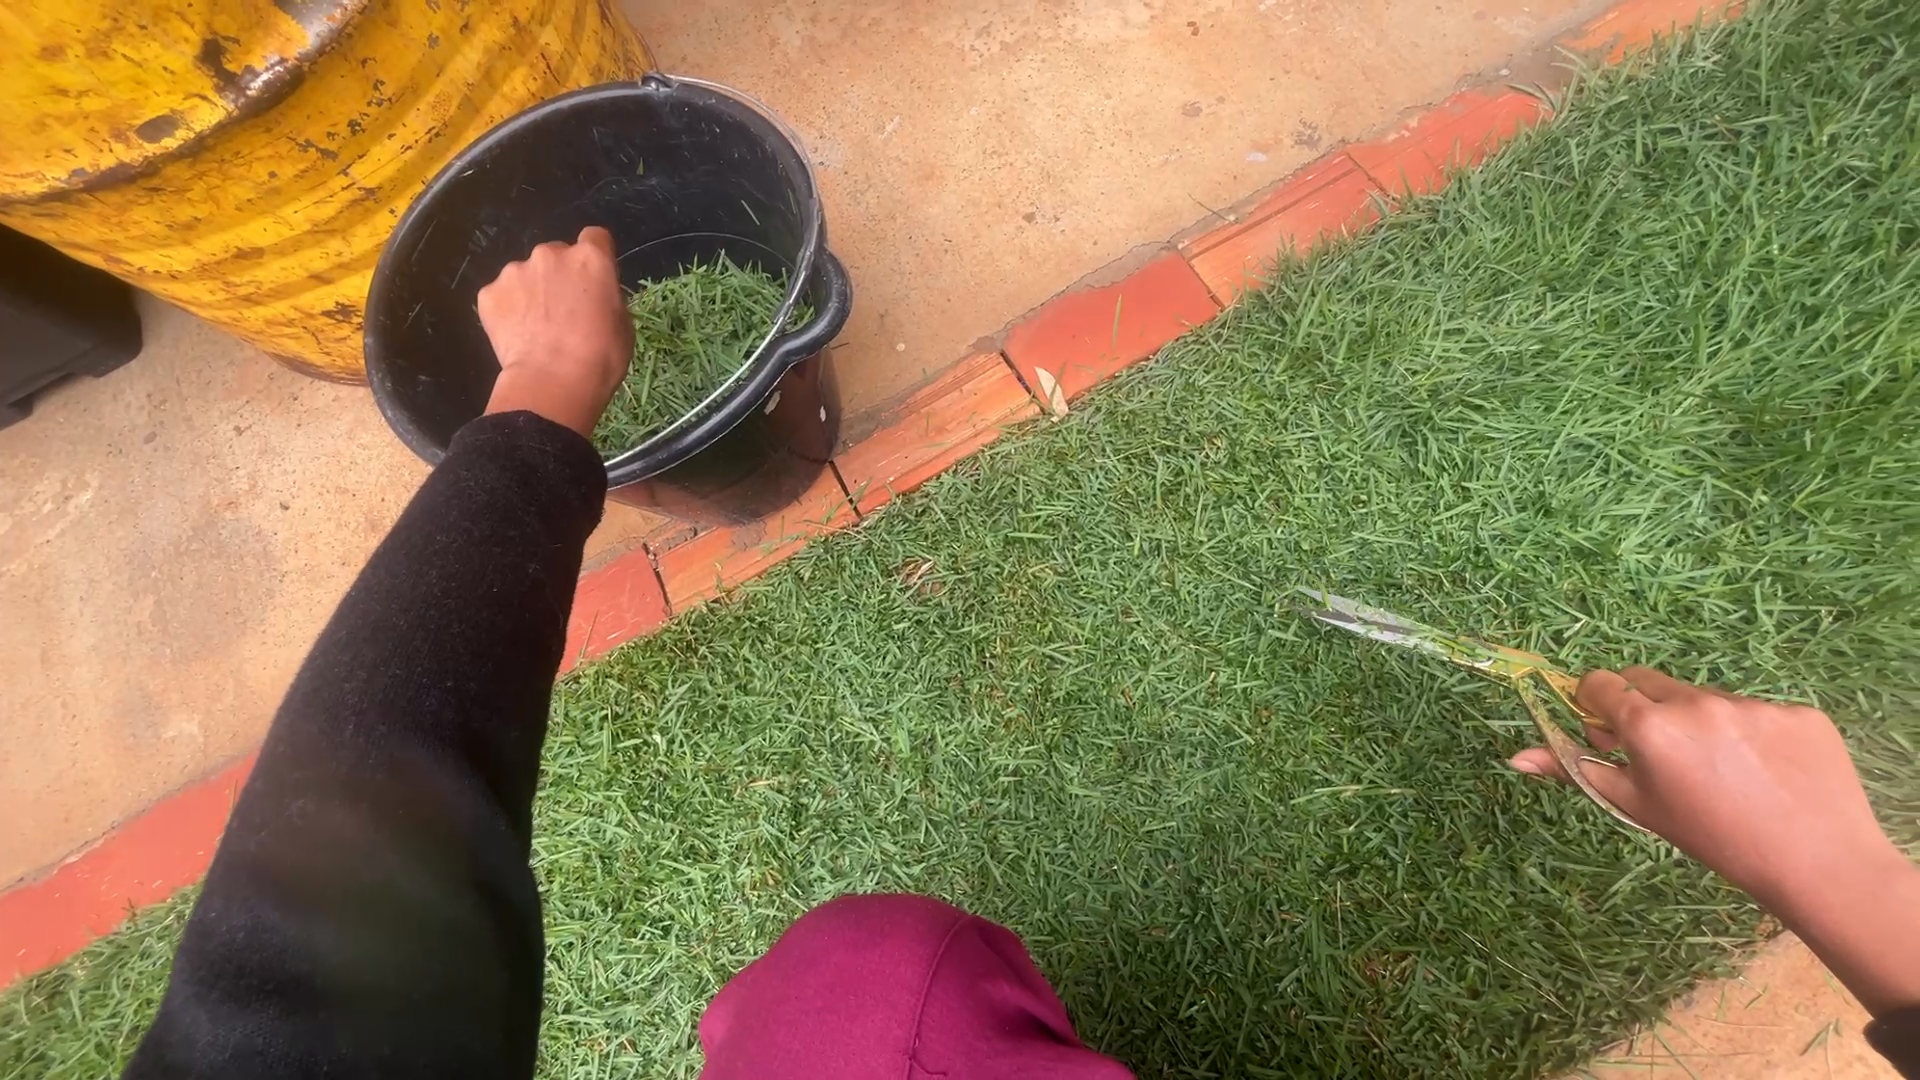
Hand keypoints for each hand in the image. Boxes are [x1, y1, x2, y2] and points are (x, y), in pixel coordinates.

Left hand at [478, 226, 632, 438]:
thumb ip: (607, 298)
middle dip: (562, 276)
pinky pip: (504, 295)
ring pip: (527, 274)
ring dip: (535, 291)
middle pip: (558, 254)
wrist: (554, 382)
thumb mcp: (624, 325)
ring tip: (540, 327)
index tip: (597, 277)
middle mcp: (550, 254)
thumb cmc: (602, 357)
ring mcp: (515, 271)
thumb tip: (594, 295)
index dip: (598, 255)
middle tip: (567, 311)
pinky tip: (521, 335)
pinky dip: (511, 310)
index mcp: (591, 260)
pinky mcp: (489, 293)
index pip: (596, 237)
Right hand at [1510, 666, 1919, 1014]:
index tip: (1609, 731)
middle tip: (1659, 748)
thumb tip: (1514, 758)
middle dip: (1641, 705)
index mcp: (1647, 726)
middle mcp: (1694, 704)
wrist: (1819, 865)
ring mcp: (1750, 705)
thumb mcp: (1632, 802)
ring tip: (1720, 764)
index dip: (1596, 702)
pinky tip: (1763, 765)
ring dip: (1694, 717)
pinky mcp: (1798, 712)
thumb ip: (1572, 768)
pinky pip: (1753, 708)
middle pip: (1644, 679)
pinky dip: (1747, 729)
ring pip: (1698, 694)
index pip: (1599, 683)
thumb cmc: (1708, 835)